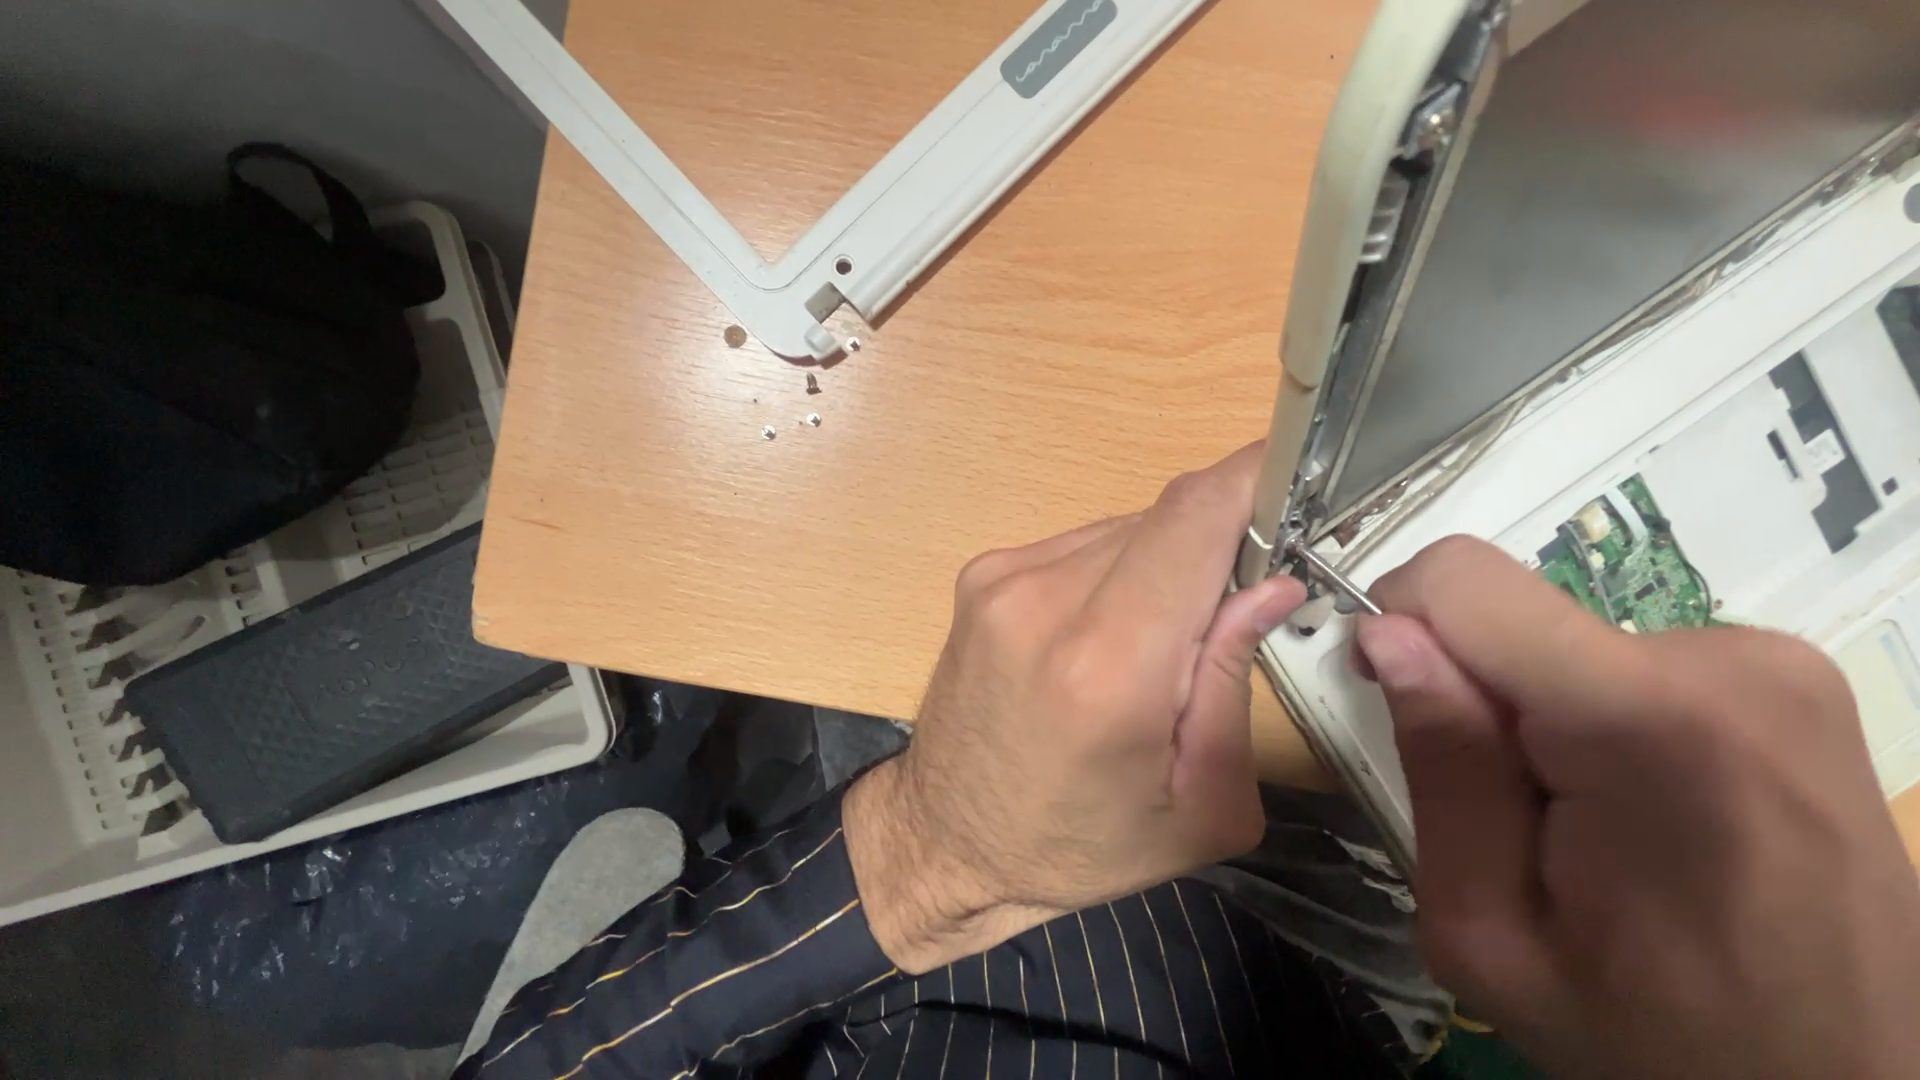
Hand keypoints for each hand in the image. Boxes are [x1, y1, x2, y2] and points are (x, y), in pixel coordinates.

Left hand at [843, 443, 1307, 972]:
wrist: (948, 840)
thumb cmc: (1080, 844)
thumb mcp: (1201, 802)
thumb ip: (1234, 678)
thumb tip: (1271, 582)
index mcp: (1107, 664)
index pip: (1196, 516)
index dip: (1255, 480)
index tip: (1302, 480)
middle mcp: (1044, 598)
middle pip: (1166, 516)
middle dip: (1221, 541)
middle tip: (1245, 597)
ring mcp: (1002, 578)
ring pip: (1125, 527)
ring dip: (1165, 562)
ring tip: (1163, 638)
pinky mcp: (981, 575)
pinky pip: (1081, 545)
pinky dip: (1116, 571)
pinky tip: (1108, 633)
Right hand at [1355, 536, 1919, 1079]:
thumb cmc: (1647, 1033)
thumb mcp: (1485, 929)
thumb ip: (1441, 769)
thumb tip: (1387, 636)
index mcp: (1650, 722)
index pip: (1464, 580)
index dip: (1398, 623)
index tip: (1392, 700)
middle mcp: (1731, 660)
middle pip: (1508, 608)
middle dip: (1466, 682)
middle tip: (1489, 796)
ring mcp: (1774, 664)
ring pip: (1555, 631)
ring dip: (1523, 704)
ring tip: (1561, 812)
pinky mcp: (1785, 678)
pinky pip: (1612, 652)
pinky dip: (1579, 709)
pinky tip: (1618, 800)